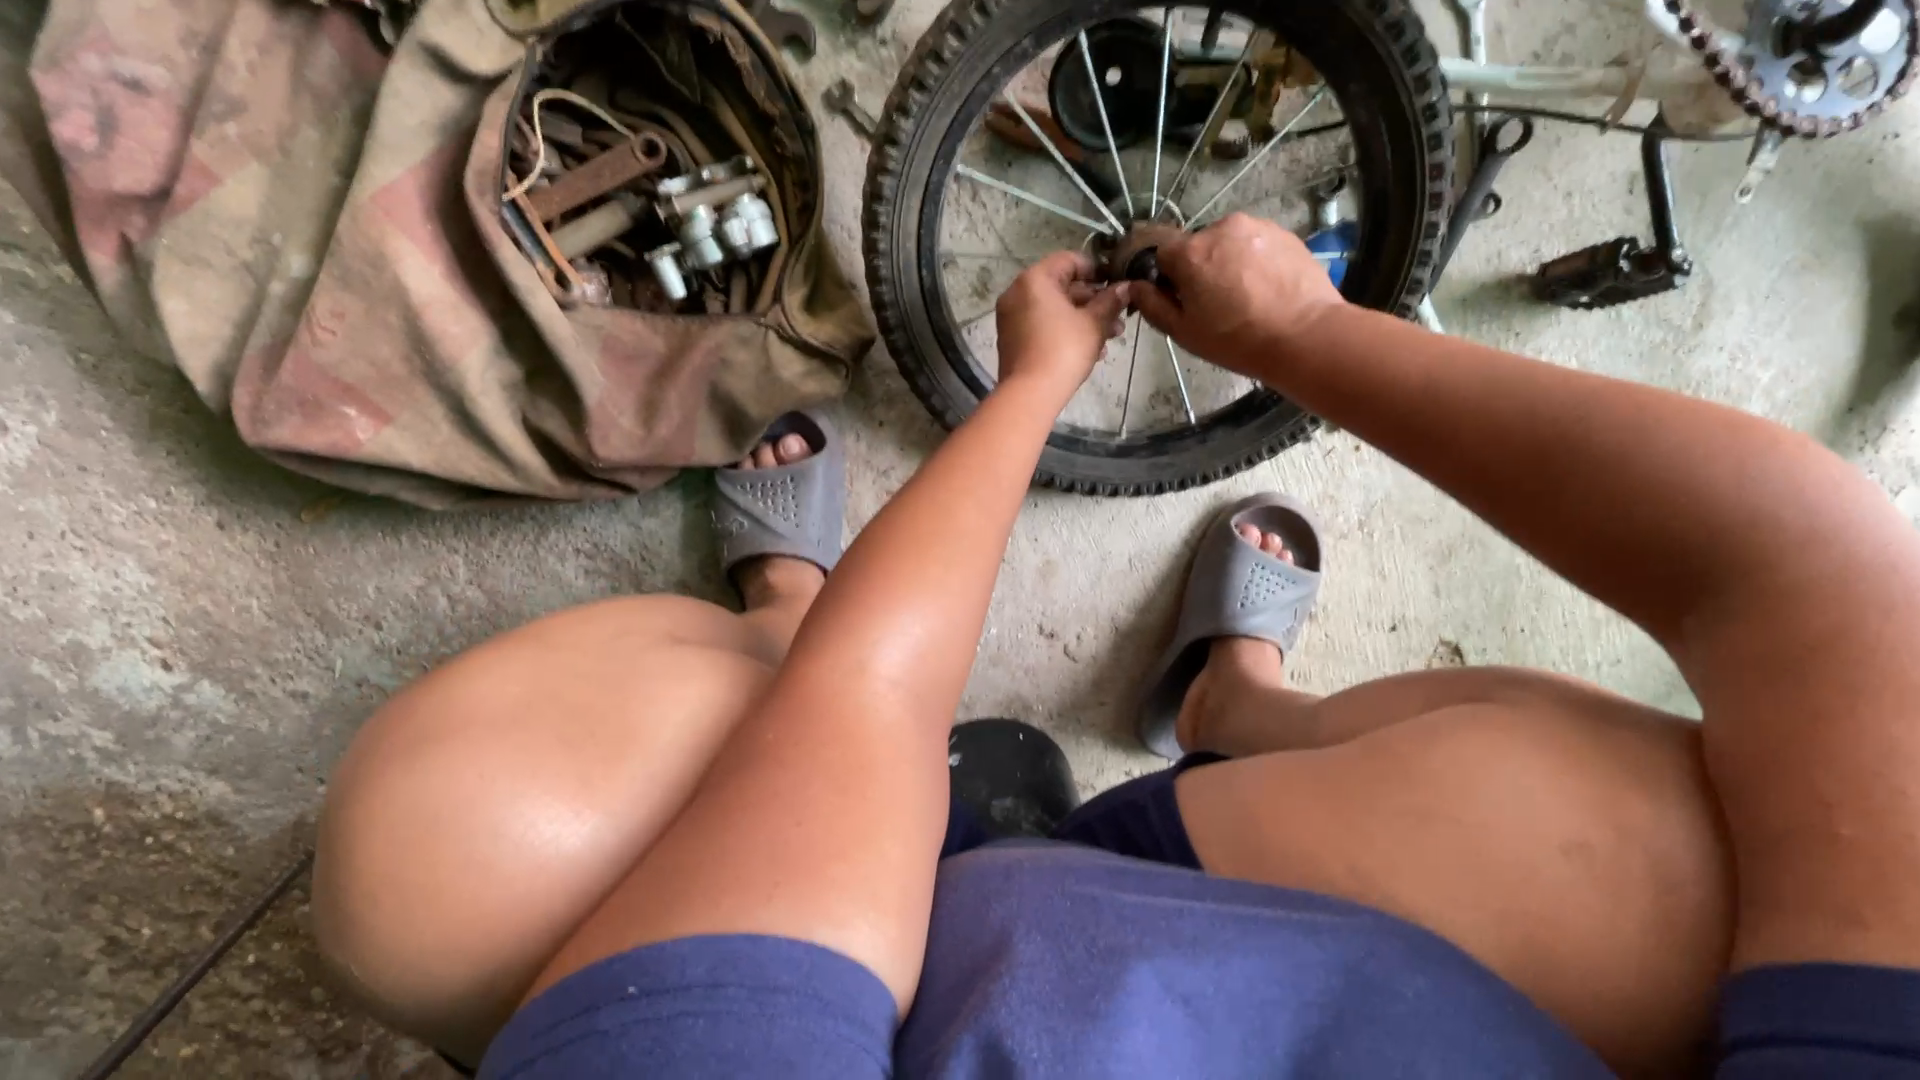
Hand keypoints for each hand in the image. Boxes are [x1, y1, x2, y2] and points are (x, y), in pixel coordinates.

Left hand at [994, 252, 1132, 404]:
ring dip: (1084, 320)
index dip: (1096, 270)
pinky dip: (1064, 332)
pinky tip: (1091, 350)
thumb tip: (1125, 288)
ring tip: (1111, 337)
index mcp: (1034, 280)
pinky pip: (1042, 326)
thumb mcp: (1094, 323)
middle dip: (1094, 302)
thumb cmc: (1064, 350)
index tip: (1116, 284)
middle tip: (1119, 318)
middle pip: (1062, 287)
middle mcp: (1017, 293)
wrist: (1030, 394)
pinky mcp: (1012, 340)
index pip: (1069, 260)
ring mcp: (1011, 318)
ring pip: (1054, 310)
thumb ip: (1110, 301)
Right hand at [1130, 213, 1344, 375]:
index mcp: (1191, 252)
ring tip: (1244, 295)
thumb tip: (1135, 286)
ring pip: (1228, 242)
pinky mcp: (1284, 232)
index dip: (1167, 276)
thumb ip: (1153, 305)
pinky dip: (1254, 260)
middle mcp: (1221, 228)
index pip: (1162, 252)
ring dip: (1228, 262)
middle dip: (1200, 267)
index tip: (1180, 297)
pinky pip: (1256, 243)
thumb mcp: (1184, 332)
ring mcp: (1256, 227)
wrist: (1304, 335)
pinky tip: (1265, 288)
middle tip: (1215, 301)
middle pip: (1197, 245)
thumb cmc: (1236, 340)